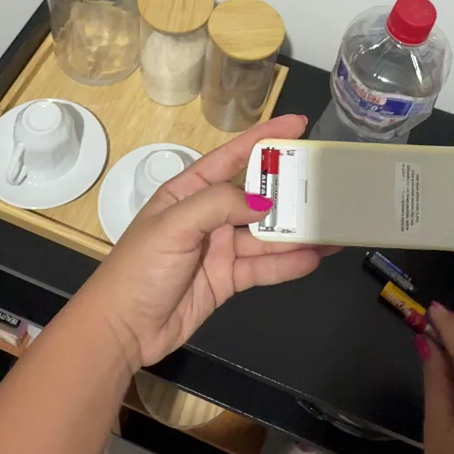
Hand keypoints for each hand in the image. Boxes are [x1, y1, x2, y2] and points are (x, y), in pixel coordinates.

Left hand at [68, 115, 337, 369]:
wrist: (123, 329)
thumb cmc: (140, 267)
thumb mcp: (174, 225)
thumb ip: (217, 205)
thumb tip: (262, 202)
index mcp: (189, 190)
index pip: (232, 155)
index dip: (265, 137)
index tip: (298, 124)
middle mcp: (208, 214)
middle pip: (255, 196)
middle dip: (288, 189)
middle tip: (325, 182)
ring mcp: (219, 247)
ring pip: (265, 234)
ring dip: (295, 231)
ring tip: (330, 225)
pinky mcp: (227, 278)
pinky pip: (263, 267)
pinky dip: (288, 263)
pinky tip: (314, 257)